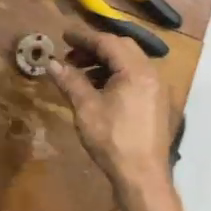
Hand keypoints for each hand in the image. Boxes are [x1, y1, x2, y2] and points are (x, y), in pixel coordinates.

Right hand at [47, 29, 175, 192]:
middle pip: (123, 48)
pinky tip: (99, 91)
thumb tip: (51, 63)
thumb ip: (70, 81)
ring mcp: (158, 89)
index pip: (108, 42)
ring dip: (105, 63)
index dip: (84, 37)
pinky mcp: (158, 104)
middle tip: (71, 55)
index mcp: (136, 70)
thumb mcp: (86, 108)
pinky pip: (136, 78)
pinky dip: (116, 76)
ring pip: (130, 64)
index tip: (63, 35)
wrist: (142, 175)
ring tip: (81, 75)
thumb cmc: (112, 140)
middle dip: (95, 48)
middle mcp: (152, 74)